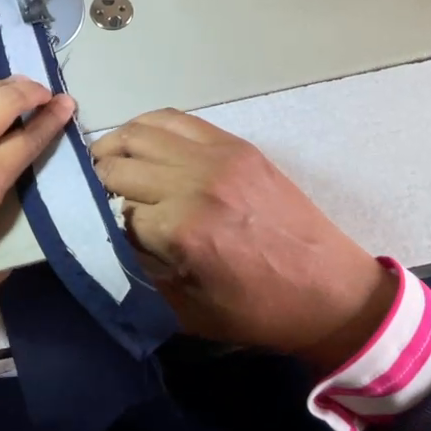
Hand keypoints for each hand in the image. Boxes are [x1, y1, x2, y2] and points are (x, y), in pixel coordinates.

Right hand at [89, 110, 394, 371]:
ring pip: (135, 133)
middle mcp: (192, 184)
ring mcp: (214, 157)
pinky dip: (144, 128)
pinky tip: (138, 146)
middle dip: (99, 186)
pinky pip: (170, 118)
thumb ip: (136, 275)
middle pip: (116, 167)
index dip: (100, 224)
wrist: (332, 291)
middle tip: (99, 202)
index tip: (99, 233)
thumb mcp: (186, 312)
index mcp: (182, 231)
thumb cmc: (257, 311)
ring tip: (109, 168)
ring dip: (113, 151)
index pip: (110, 211)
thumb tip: (98, 241)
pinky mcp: (232, 143)